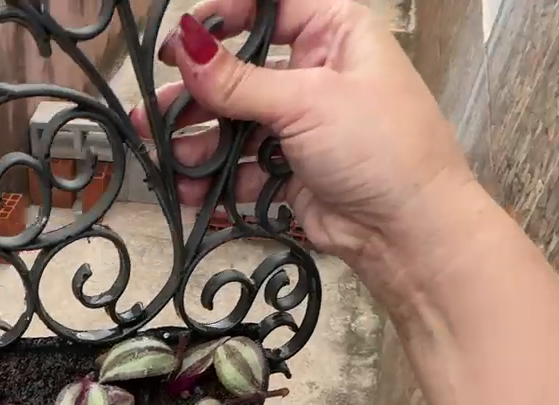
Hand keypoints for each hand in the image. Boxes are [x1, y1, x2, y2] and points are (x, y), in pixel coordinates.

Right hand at [135, 0, 478, 271]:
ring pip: (235, 127)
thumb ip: (240, 80)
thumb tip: (186, 43)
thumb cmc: (379, 145)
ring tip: (164, 159)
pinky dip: (216, 182)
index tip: (181, 43)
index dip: (223, 18)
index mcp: (333, 31)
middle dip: (197, 96)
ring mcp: (299, 126)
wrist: (405, 229)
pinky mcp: (288, 172)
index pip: (268, 6)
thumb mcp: (307, 101)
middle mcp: (313, 73)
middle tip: (153, 112)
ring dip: (198, 144)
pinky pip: (242, 171)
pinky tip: (190, 191)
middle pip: (241, 74)